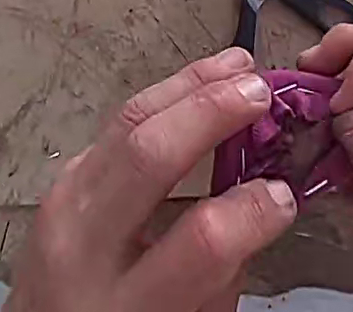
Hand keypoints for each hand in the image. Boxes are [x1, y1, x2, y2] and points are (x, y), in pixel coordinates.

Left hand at [5, 48, 295, 311]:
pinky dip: (172, 90)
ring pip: (133, 117)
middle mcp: (82, 247)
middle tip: (262, 93)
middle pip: (150, 155)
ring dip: (195, 82)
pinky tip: (206, 79)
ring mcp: (67, 200)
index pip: (200, 242)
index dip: (254, 210)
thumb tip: (270, 189)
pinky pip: (125, 117)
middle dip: (214, 111)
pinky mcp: (68, 172)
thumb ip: (226, 263)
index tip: (285, 193)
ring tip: (241, 65)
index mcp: (121, 306)